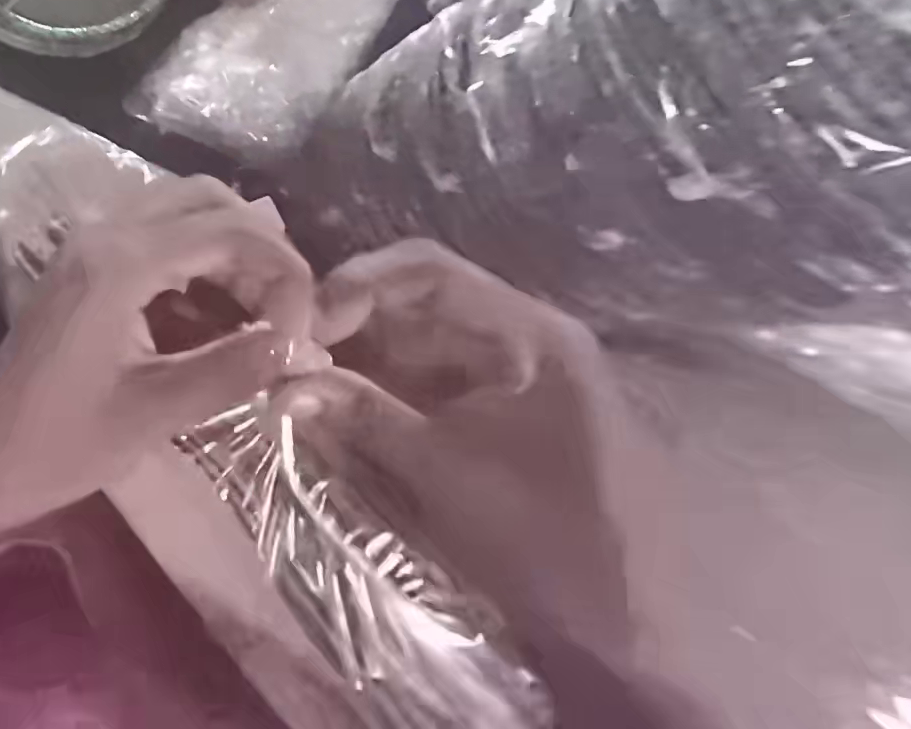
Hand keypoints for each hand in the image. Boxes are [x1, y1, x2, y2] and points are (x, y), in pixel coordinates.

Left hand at [0, 178, 314, 617]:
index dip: (283, 274)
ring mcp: (90, 241)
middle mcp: (105, 231)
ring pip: (183, 207)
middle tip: (283, 309)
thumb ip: (236, 367)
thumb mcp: (157, 412)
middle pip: (208, 199)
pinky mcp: (85, 261)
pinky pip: (158, 232)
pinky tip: (214, 307)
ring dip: (230, 246)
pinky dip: (198, 256)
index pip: (230, 232)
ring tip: (258, 308)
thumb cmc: (60, 446)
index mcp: (120, 261)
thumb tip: (306, 345)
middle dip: (260, 247)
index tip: (299, 335)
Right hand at [278, 240, 636, 653]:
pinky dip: (371, 380)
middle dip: (347, 319)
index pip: (428, 270)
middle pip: (412, 296)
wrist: (628, 639)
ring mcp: (500, 369)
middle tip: (291, 349)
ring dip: (353, 350)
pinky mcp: (485, 403)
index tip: (305, 322)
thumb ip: (363, 416)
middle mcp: (515, 334)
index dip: (358, 283)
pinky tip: (336, 398)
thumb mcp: (446, 474)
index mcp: (527, 332)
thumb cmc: (550, 546)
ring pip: (407, 334)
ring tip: (302, 373)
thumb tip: (282, 386)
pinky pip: (415, 371)